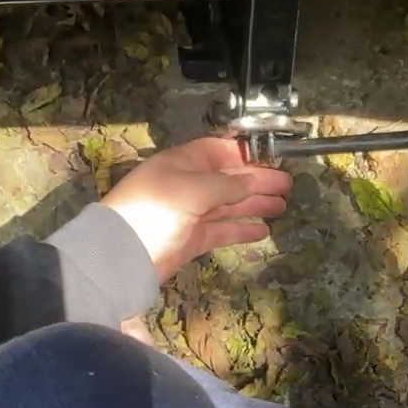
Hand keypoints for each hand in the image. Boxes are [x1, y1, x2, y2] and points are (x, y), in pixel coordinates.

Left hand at [102, 137, 291, 279]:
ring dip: (254, 205)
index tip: (273, 159)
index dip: (246, 155)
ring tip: (282, 206)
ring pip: (228, 206)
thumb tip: (252, 181)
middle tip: (287, 185)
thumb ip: (226, 185)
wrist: (119, 255)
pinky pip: (221, 230)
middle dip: (258, 181)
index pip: (220, 152)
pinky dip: (241, 230)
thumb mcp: (192, 190)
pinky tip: (262, 231)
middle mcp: (187, 185)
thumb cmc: (154, 211)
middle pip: (229, 179)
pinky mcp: (191, 240)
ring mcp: (189, 214)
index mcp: (183, 164)